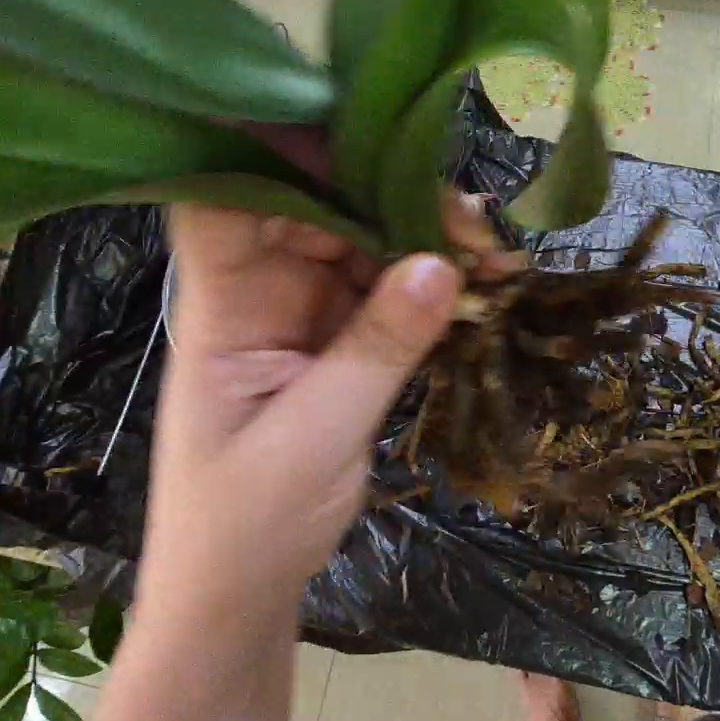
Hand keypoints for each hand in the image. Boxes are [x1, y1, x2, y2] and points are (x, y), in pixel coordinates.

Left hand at [96, 195, 508, 720]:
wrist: (242, 593)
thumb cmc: (247, 524)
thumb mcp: (314, 439)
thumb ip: (376, 350)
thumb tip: (440, 264)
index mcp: (224, 302)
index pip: (228, 196)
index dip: (277, 147)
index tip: (359, 127)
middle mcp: (262, 287)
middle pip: (319, 205)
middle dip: (392, 197)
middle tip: (471, 219)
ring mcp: (304, 306)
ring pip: (365, 240)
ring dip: (427, 239)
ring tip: (494, 254)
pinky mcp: (340, 332)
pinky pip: (391, 287)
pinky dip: (436, 283)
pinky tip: (485, 283)